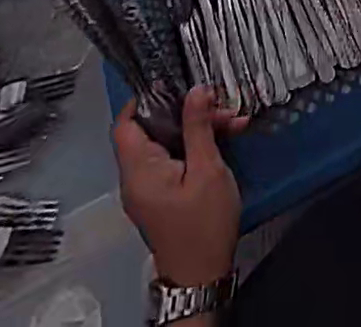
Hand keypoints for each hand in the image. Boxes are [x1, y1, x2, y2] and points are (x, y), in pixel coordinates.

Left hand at [113, 86, 248, 285]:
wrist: (203, 276)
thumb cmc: (203, 222)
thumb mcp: (207, 169)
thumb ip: (198, 127)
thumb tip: (196, 90)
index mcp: (139, 169)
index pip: (125, 125)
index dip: (144, 100)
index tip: (175, 83)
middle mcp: (138, 176)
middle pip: (154, 130)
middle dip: (188, 112)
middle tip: (220, 104)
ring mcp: (151, 186)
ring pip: (170, 142)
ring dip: (200, 128)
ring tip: (235, 120)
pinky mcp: (165, 193)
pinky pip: (176, 158)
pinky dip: (199, 145)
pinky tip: (229, 137)